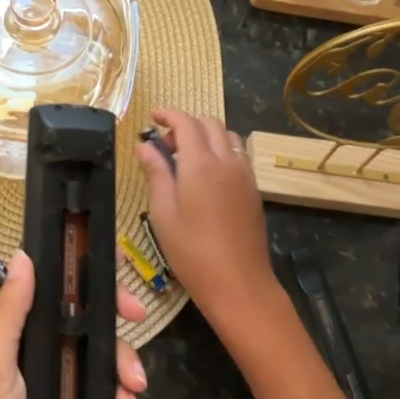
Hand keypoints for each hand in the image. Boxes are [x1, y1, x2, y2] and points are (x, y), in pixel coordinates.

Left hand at [0, 252, 148, 398]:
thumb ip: (11, 311)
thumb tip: (23, 253)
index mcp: (17, 337)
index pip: (59, 297)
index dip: (91, 285)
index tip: (120, 282)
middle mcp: (36, 358)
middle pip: (86, 330)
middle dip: (116, 331)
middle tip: (140, 329)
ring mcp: (52, 392)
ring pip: (98, 365)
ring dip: (122, 368)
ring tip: (135, 389)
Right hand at [135, 109, 277, 330]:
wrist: (239, 284)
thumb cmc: (192, 252)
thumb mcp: (163, 213)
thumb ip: (156, 173)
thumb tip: (146, 146)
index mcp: (200, 164)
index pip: (186, 122)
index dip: (169, 114)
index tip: (153, 117)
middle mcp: (226, 161)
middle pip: (209, 124)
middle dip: (186, 125)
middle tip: (165, 145)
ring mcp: (244, 175)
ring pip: (227, 137)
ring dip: (206, 136)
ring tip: (186, 159)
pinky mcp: (254, 189)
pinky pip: (238, 155)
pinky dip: (221, 150)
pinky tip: (207, 176)